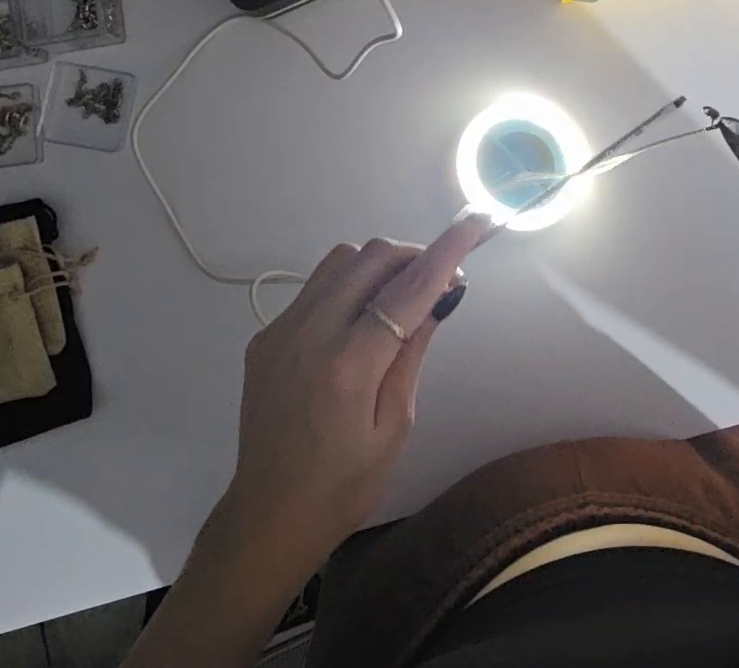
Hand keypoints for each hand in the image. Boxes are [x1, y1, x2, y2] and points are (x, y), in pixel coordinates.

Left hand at [224, 215, 483, 563]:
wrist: (267, 515)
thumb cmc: (344, 486)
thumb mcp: (394, 427)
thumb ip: (412, 354)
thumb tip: (438, 296)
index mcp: (349, 367)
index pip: (407, 290)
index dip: (445, 252)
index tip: (475, 222)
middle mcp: (309, 335)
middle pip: (370, 257)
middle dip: (413, 254)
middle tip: (439, 280)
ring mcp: (280, 331)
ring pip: (338, 261)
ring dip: (379, 265)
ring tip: (401, 297)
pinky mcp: (264, 336)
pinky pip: (314, 288)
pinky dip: (348, 287)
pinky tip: (359, 323)